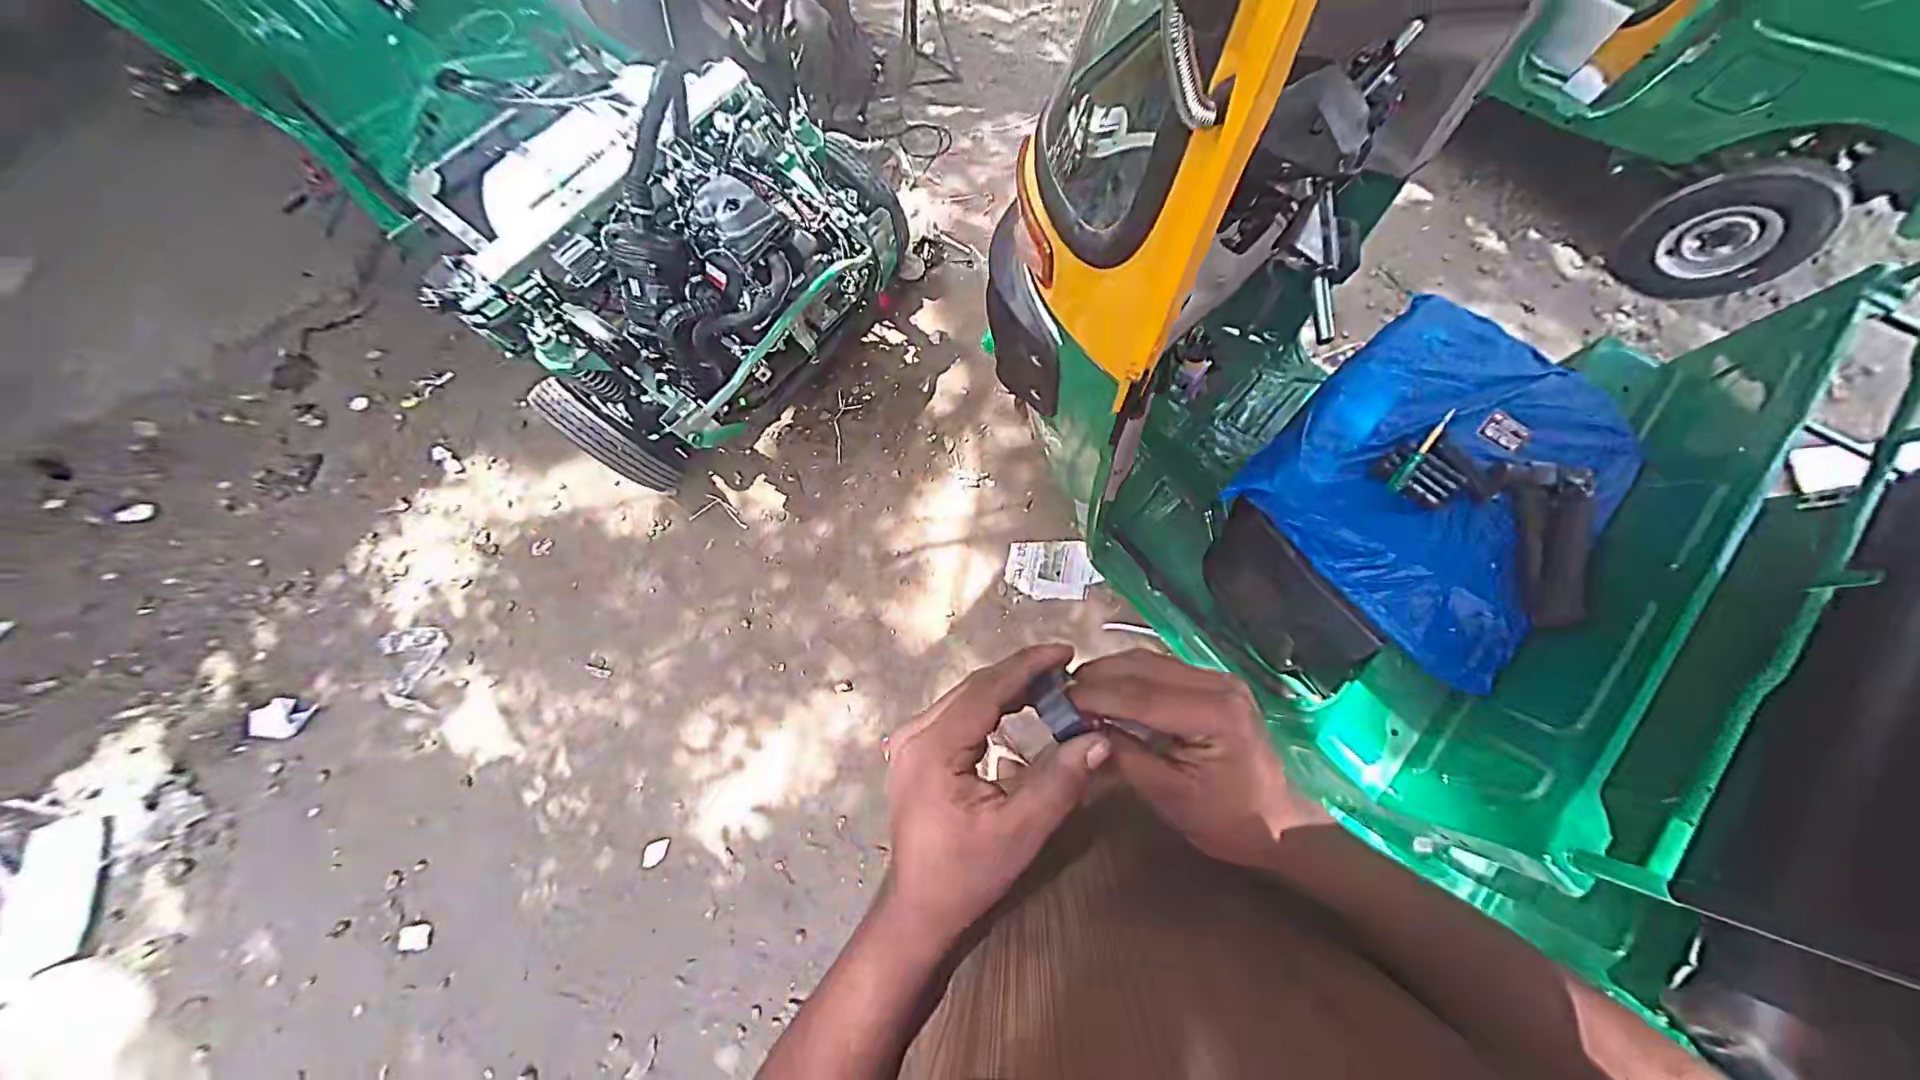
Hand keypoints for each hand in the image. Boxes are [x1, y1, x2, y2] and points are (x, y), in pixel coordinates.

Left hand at [879, 644, 1110, 942]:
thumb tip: (1099, 738)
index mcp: (933, 747)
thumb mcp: (1020, 831)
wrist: (919, 906)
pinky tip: (1020, 707)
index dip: (1027, 666)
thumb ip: (1059, 780)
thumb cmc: (967, 874)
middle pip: (975, 687)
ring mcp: (910, 739)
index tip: (1065, 652)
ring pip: (967, 696)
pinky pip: (959, 711)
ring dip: (1008, 687)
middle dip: (1021, 673)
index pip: (986, 690)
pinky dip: (992, 704)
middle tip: (1066, 668)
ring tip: (1051, 684)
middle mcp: (915, 733)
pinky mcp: (916, 748)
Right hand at [1068, 649, 1328, 870]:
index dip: (1092, 696)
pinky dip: (1126, 677)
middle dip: (1095, 678)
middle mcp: (1217, 682)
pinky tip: (1105, 692)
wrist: (1282, 824)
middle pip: (1141, 666)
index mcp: (1214, 712)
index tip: (1055, 703)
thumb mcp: (1169, 797)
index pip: (1139, 694)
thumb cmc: (1230, 821)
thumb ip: (1124, 756)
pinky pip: (1158, 668)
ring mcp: (1217, 678)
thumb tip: (1080, 729)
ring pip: (1147, 660)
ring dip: (1107, 673)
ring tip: (1075, 694)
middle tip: (1057, 695)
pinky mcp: (1211, 682)